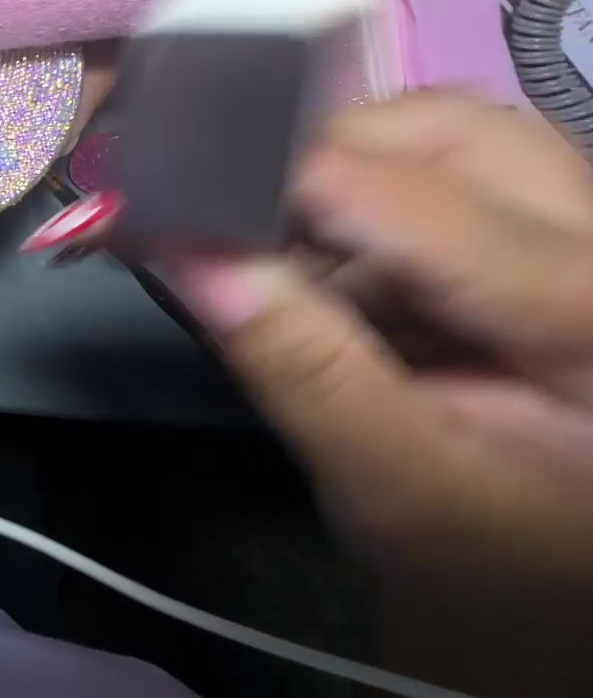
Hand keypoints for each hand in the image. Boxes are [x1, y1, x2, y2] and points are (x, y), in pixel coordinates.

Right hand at [171, 93, 592, 583]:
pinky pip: (439, 168)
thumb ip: (298, 365)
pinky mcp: (548, 237)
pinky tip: (319, 266)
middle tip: (216, 225)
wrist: (557, 568)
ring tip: (272, 249)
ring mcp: (586, 234)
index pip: (399, 193)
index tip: (148, 197)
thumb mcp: (389, 480)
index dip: (259, 178)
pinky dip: (350, 199)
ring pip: (441, 132)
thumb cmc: (489, 549)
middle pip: (439, 129)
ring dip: (329, 172)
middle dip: (302, 159)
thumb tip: (189, 252)